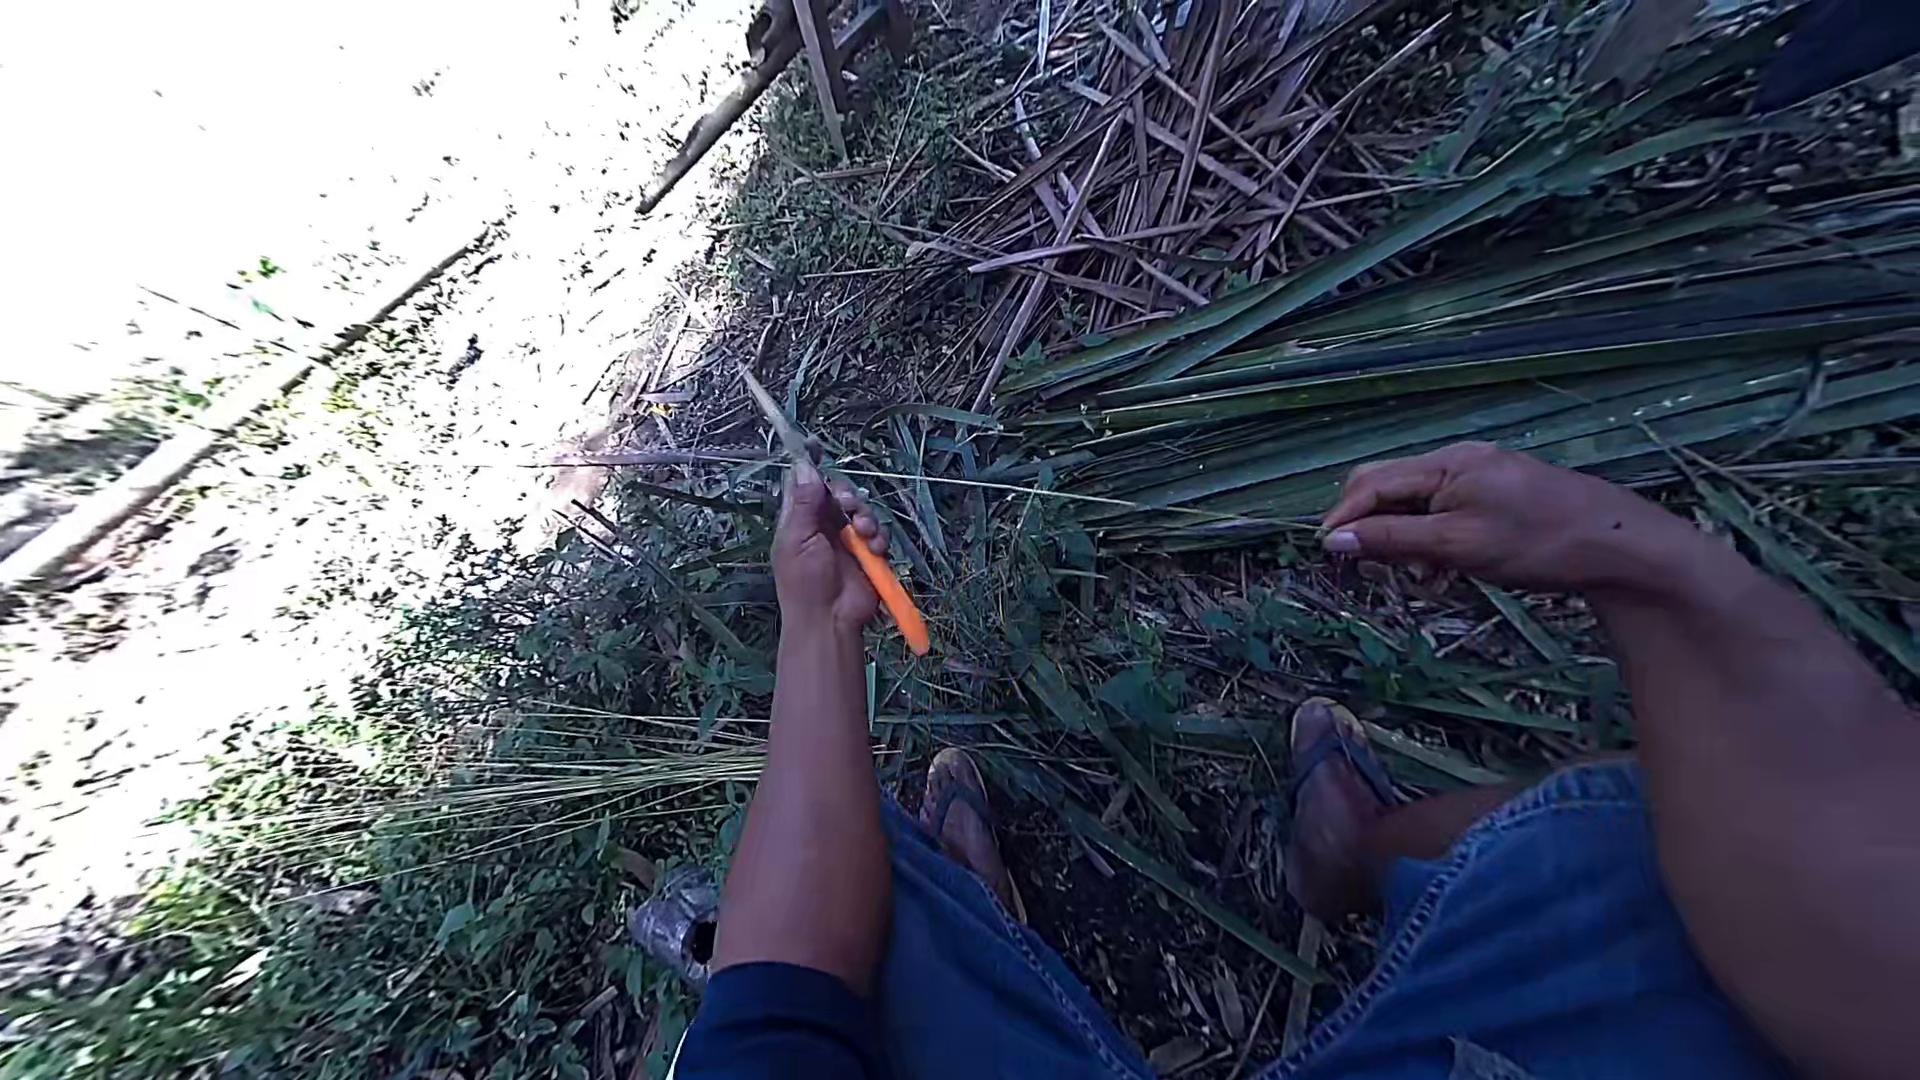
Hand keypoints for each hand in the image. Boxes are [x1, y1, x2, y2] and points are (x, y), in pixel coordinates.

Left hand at [772, 460, 887, 636]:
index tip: (815, 443)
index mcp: (800, 520)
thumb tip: (805, 467)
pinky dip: (879, 539)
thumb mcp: (797, 539)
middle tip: (848, 506)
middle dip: (848, 496)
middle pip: (840, 494)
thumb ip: (804, 503)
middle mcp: (824, 525)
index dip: (811, 465)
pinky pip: (879, 534)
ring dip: (866, 519)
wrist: (829, 619)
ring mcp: (848, 540)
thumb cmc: (805, 582)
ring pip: (863, 512)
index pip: (806, 484)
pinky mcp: (869, 554)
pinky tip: (873, 550)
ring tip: (864, 535)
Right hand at [1319, 442, 1706, 593]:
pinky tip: (1441, 565)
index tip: (1327, 552)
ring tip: (1420, 574)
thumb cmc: (1541, 544)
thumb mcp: (1456, 545)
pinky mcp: (1491, 494)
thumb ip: (1389, 539)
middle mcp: (1456, 460)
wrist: (1634, 553)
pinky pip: (1436, 511)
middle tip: (1374, 567)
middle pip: (1384, 488)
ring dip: (1399, 539)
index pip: (1371, 484)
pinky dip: (1426, 539)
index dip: (1342, 517)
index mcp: (1448, 463)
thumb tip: (1331, 540)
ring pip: (1408, 503)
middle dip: (1370, 527)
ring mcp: (1476, 475)